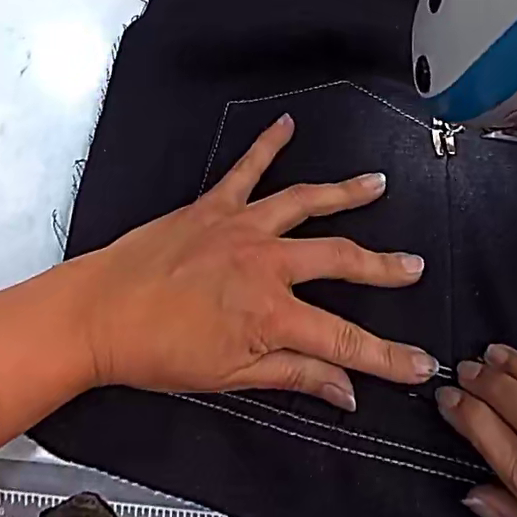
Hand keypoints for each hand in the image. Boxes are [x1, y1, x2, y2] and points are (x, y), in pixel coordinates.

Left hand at [69, 114, 437, 410]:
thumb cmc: (156, 353)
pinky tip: (288, 124)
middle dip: (384, 267)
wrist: (96, 314)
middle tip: (414, 266)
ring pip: (307, 202)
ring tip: (377, 184)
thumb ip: (294, 377)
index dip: (387, 356)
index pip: (343, 340)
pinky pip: (249, 168)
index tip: (420, 363)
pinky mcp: (216, 204)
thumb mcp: (229, 377)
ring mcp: (244, 226)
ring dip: (346, 193)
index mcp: (269, 313)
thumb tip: (345, 392)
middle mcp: (266, 262)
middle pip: (340, 260)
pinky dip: (268, 144)